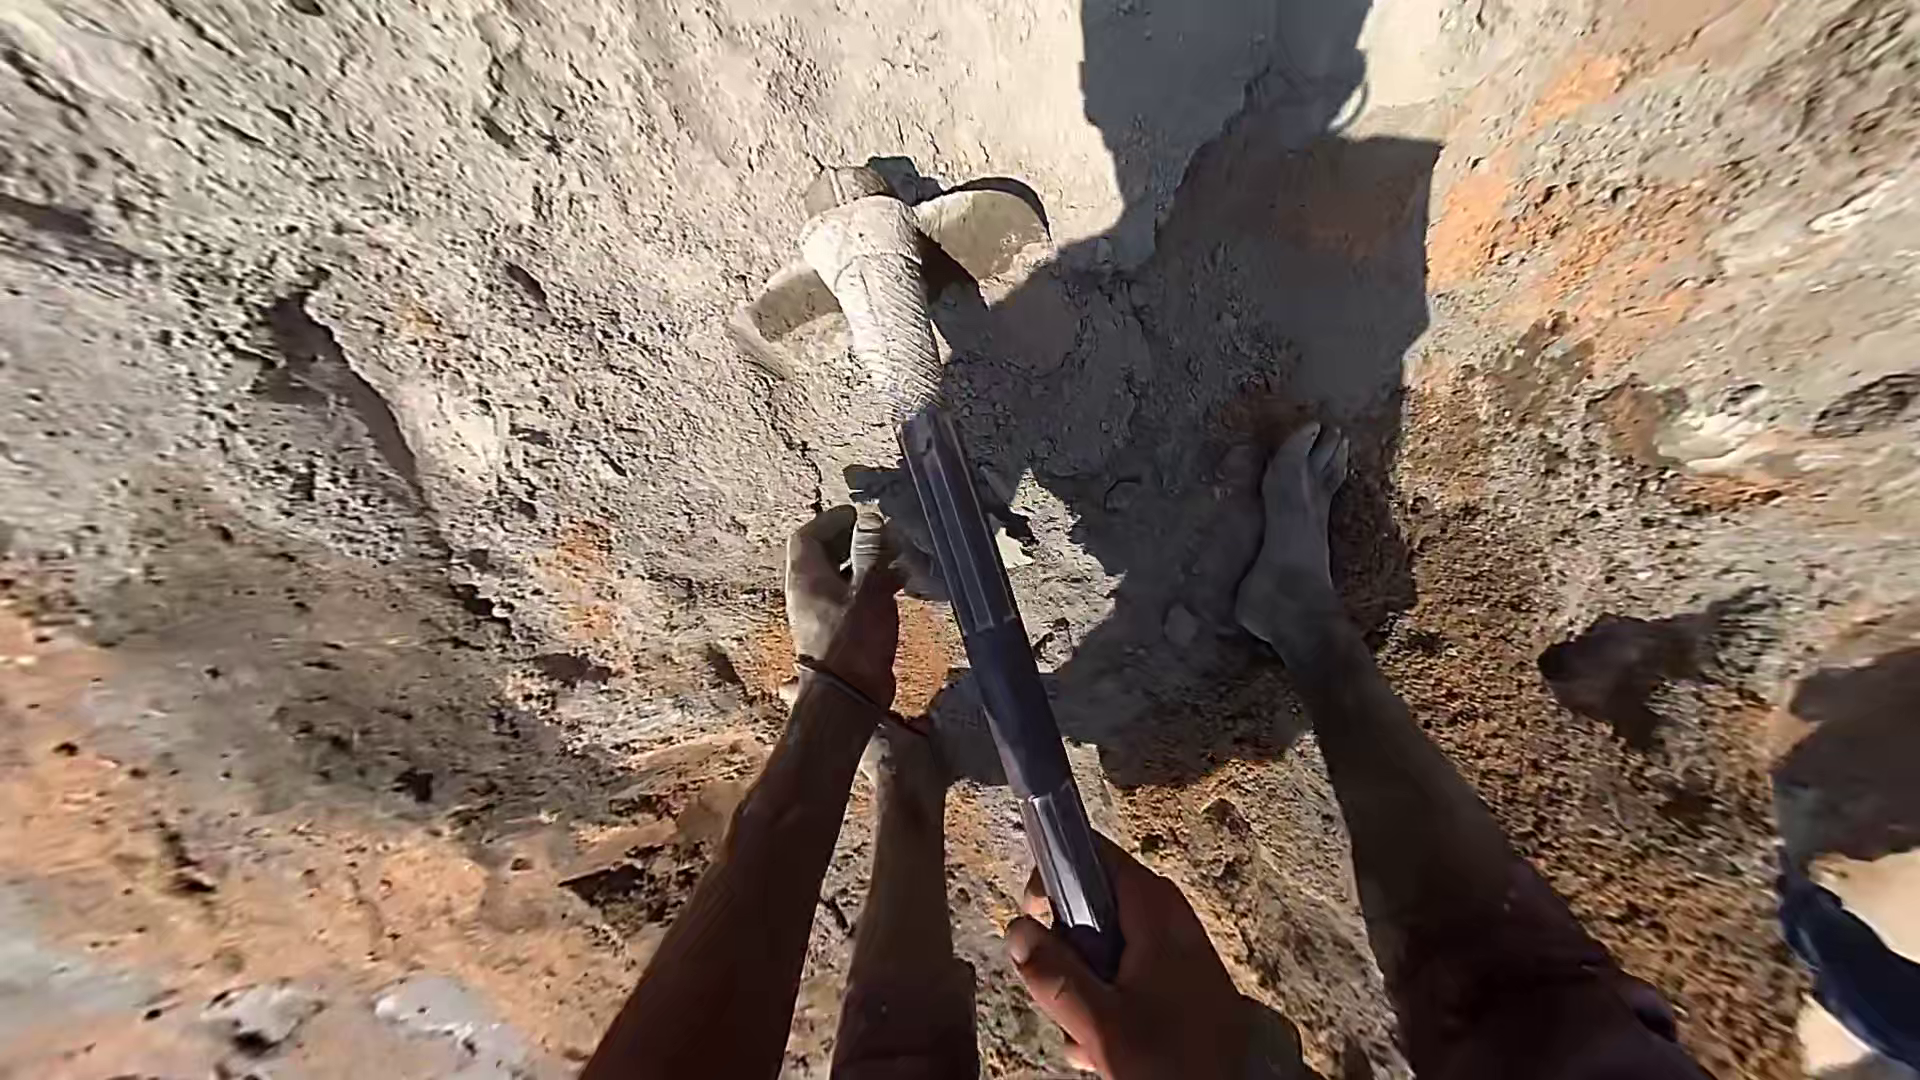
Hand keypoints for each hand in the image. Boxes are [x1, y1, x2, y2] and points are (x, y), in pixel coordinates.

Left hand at [785, 506, 902, 705]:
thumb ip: (869, 552)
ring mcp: (823, 612)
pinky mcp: (840, 628)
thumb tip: (870, 520)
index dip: (831, 520)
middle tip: (882, 533)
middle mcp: (809, 592)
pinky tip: (900, 585)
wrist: (849, 696)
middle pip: (824, 554)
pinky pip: (853, 595)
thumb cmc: (854, 640)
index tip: (858, 515)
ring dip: (867, 562)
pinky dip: (872, 584)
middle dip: (853, 539)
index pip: (807, 536)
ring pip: (842, 575)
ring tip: (897, 557)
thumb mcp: (867, 590)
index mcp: (806, 578)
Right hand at [1006, 836, 1249, 1078]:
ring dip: (1083, 982)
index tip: (1035, 916)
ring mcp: (1170, 941)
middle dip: (1066, 948)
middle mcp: (1161, 909)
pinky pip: (1123, 965)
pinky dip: (1107, 997)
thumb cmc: (1181, 1060)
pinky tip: (1106, 1041)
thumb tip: (1015, 930)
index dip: (1053, 876)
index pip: (1087, 850)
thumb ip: (1055, 975)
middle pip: (1088, 900)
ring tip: (1086, 1030)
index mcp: (1150, 900)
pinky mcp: (1174, 973)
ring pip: (1101, 939)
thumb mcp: (1106, 1024)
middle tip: (1062, 989)